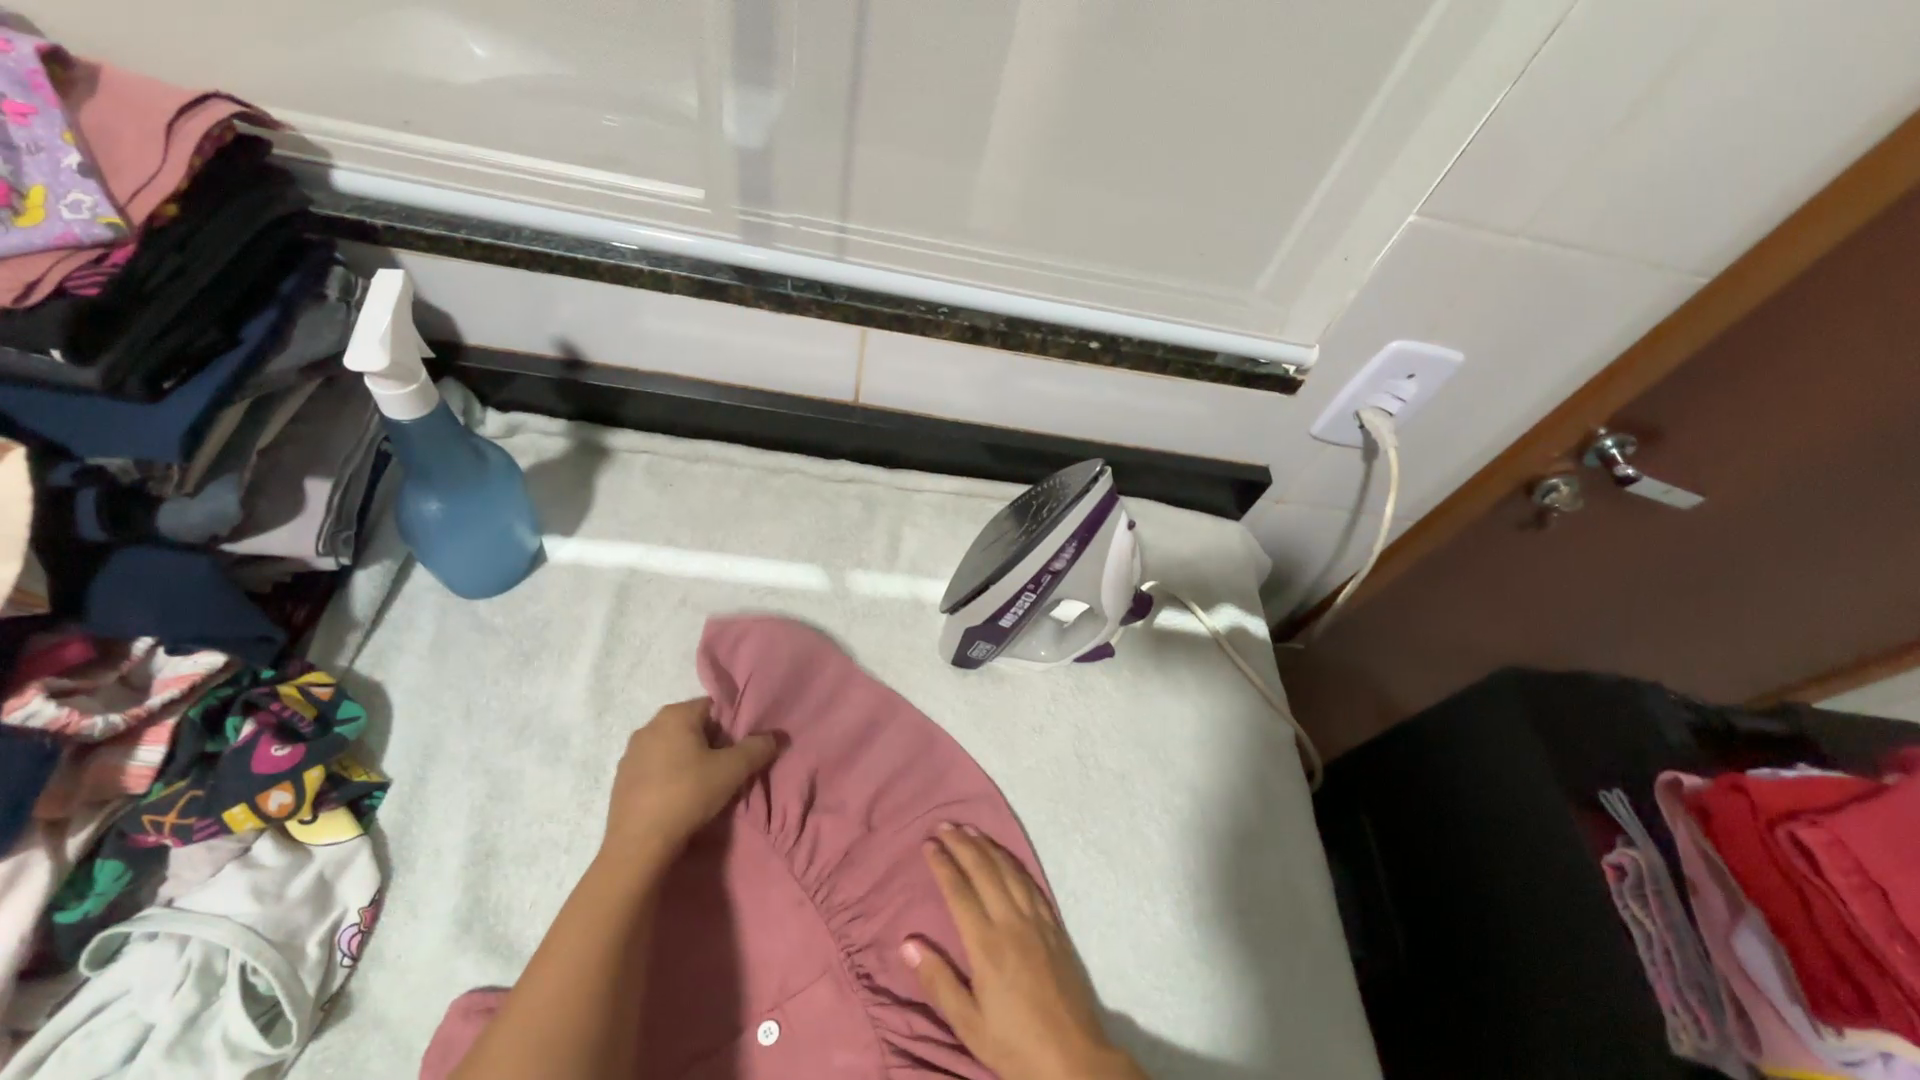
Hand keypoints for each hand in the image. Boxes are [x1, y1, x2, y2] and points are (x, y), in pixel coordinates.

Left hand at [602, 698, 777, 859]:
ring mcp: (631, 753)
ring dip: (689, 760)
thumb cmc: (688, 794)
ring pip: (672, 748)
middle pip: (692, 727)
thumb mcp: (732, 771)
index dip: (732, 726)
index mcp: (674, 715)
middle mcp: (649, 726)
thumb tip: (777, 736)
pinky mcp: (622, 778)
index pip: (713, 707)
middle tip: (728, 769)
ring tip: (705, 786)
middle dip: (712, 744)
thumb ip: (758, 748)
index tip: (741, 750)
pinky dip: (670, 776)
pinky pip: (655, 768)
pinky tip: (679, 798)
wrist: (638, 843)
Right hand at [902, 825, 1144, 1079]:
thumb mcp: (968, 1023)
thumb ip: (938, 980)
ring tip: (971, 831)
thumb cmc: (1014, 1044)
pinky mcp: (1056, 930)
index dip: (943, 864)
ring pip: (1011, 872)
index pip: (960, 891)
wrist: (1074, 1058)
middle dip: (963, 844)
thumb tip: (908, 943)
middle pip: (985, 871)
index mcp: (987, 945)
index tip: (928, 844)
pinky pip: (1033, 885)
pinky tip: (1008, 859)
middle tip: (944, 825)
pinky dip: (1016, 865)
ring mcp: (1039, 924)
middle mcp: (1013, 924)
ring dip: (989, 847)